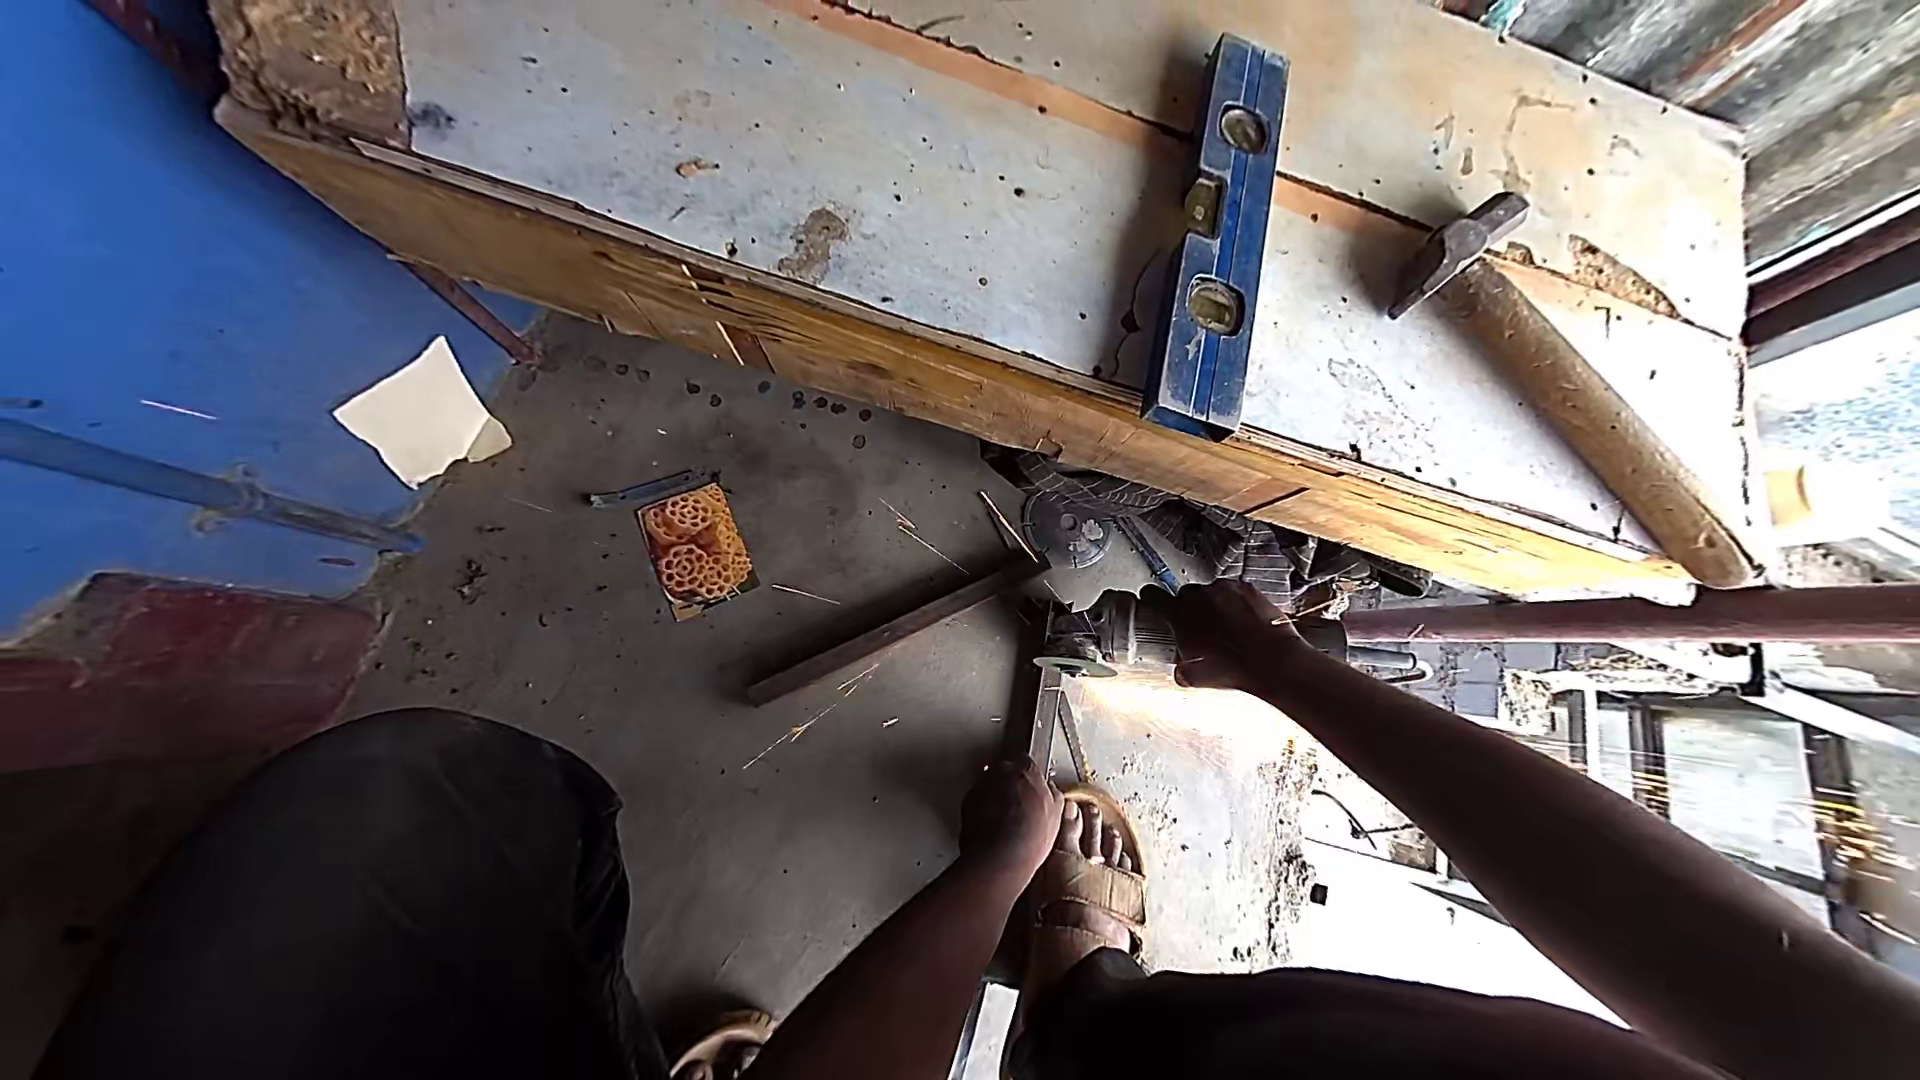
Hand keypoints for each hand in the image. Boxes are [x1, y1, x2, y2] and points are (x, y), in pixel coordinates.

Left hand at [959, 756, 1062, 876]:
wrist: (999, 858)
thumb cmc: (1027, 838)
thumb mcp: (1055, 815)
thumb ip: (1052, 794)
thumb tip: (1050, 791)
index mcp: (1025, 770)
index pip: (1028, 762)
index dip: (1030, 778)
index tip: (1032, 789)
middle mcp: (1001, 771)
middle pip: (1007, 770)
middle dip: (1012, 784)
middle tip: (1020, 805)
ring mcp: (982, 784)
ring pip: (991, 783)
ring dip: (996, 794)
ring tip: (1006, 819)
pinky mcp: (968, 799)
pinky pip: (978, 797)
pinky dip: (983, 806)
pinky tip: (992, 824)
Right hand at [1144, 580, 1307, 693]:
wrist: (1274, 661)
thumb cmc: (1235, 668)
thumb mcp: (1195, 675)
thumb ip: (1180, 665)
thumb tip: (1181, 669)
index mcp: (1179, 614)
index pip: (1153, 596)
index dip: (1151, 599)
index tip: (1153, 601)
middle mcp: (1199, 596)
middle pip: (1185, 594)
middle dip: (1190, 608)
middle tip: (1202, 628)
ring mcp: (1224, 589)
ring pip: (1210, 592)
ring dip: (1214, 605)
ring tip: (1228, 627)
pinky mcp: (1247, 588)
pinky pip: (1234, 591)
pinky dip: (1236, 602)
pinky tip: (1244, 621)